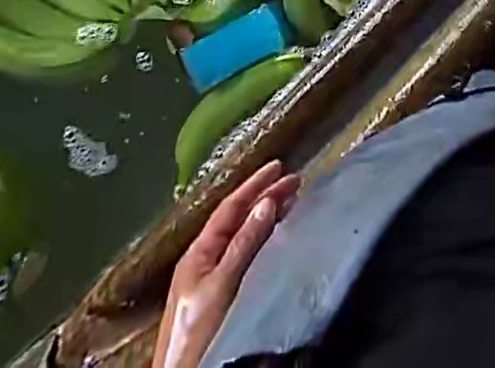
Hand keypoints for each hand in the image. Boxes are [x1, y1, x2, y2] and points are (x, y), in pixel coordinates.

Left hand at [152, 161, 300, 367]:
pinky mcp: (224, 290)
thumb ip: (244, 242)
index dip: (254, 185)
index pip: (230, 208)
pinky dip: (265, 234)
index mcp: (199, 252)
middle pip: (237, 218)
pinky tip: (279, 232)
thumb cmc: (199, 328)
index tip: (279, 166)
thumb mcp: (222, 283)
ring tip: (293, 199)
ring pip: (243, 233)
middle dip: (265, 195)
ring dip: (267, 213)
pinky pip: (247, 250)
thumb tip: (267, 202)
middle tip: (296, 179)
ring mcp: (213, 275)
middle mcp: (205, 259)